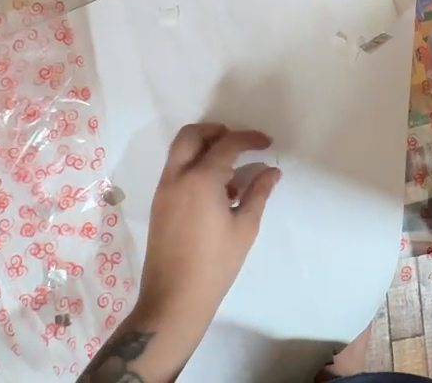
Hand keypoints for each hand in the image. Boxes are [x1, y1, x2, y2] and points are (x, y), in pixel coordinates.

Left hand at [107, 124, 279, 382]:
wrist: (173, 300)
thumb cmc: (215, 264)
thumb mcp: (245, 227)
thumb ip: (258, 193)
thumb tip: (272, 172)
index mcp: (201, 179)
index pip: (227, 144)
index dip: (250, 139)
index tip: (267, 143)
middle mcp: (178, 177)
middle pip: (191, 135)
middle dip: (216, 131)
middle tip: (238, 143)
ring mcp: (164, 191)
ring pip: (180, 151)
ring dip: (203, 148)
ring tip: (229, 170)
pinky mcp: (158, 205)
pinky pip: (176, 170)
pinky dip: (194, 166)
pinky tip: (215, 191)